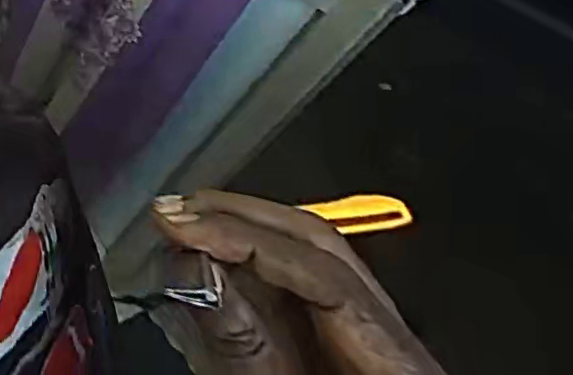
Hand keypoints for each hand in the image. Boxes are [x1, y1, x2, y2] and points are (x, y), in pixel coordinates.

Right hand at [152, 191, 443, 374]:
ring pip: (305, 249)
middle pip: (320, 244)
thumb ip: (240, 347)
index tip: (176, 227)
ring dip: (233, 226)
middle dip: (236, 218)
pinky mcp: (332, 336)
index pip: (325, 275)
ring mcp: (368, 335)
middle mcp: (397, 342)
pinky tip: (197, 247)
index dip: (244, 240)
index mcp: (403, 372)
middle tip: (170, 214)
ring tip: (175, 222)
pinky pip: (287, 274)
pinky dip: (236, 250)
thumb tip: (192, 262)